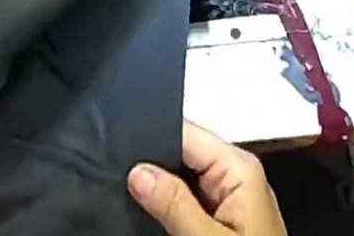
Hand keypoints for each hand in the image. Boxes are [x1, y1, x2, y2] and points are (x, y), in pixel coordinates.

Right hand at [127, 121, 287, 235]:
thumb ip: (174, 204)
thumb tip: (137, 169)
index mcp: (237, 166)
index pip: (187, 133)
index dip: (153, 137)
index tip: (117, 147)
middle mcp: (234, 173)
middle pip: (184, 153)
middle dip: (153, 164)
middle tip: (115, 174)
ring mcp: (230, 198)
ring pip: (184, 179)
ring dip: (158, 188)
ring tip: (122, 188)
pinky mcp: (224, 222)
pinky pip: (191, 201)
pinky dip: (170, 207)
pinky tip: (146, 211)